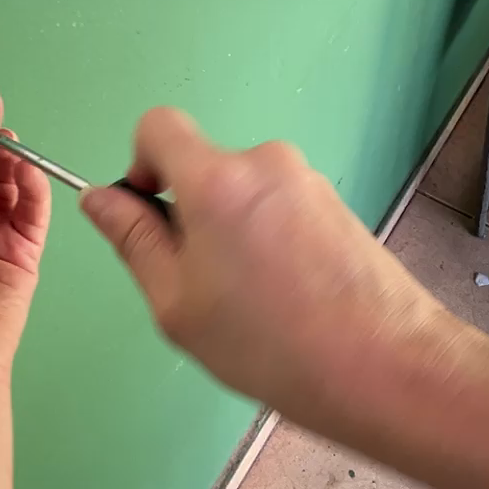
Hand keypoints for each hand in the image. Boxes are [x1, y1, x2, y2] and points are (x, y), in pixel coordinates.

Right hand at [78, 109, 470, 434]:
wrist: (387, 363)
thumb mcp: (178, 304)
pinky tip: (291, 295)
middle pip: (204, 166)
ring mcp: (307, 179)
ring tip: (257, 301)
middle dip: (192, 213)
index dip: (141, 163)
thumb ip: (134, 240)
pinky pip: (279, 205)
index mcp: (217, 178)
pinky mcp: (336, 201)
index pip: (158, 125)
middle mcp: (264, 160)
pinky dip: (270, 237)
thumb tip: (101, 197)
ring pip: (244, 192)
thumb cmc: (268, 342)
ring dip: (233, 230)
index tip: (154, 215)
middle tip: (208, 285)